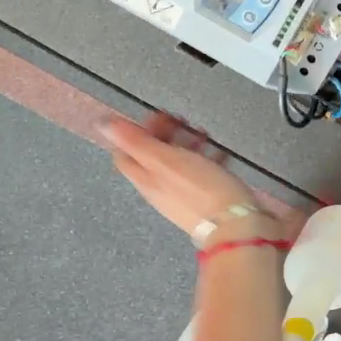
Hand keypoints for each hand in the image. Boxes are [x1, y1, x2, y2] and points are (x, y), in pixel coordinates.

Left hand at [99, 113, 302, 243]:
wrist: (237, 224)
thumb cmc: (201, 189)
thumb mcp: (165, 160)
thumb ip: (136, 142)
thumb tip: (103, 124)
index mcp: (146, 179)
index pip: (126, 153)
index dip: (137, 132)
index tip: (158, 117)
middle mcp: (160, 189)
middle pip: (152, 158)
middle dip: (164, 135)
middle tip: (182, 121)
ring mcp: (183, 196)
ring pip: (177, 165)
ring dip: (185, 144)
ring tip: (202, 133)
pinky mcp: (206, 200)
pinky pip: (200, 174)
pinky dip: (205, 158)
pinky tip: (218, 153)